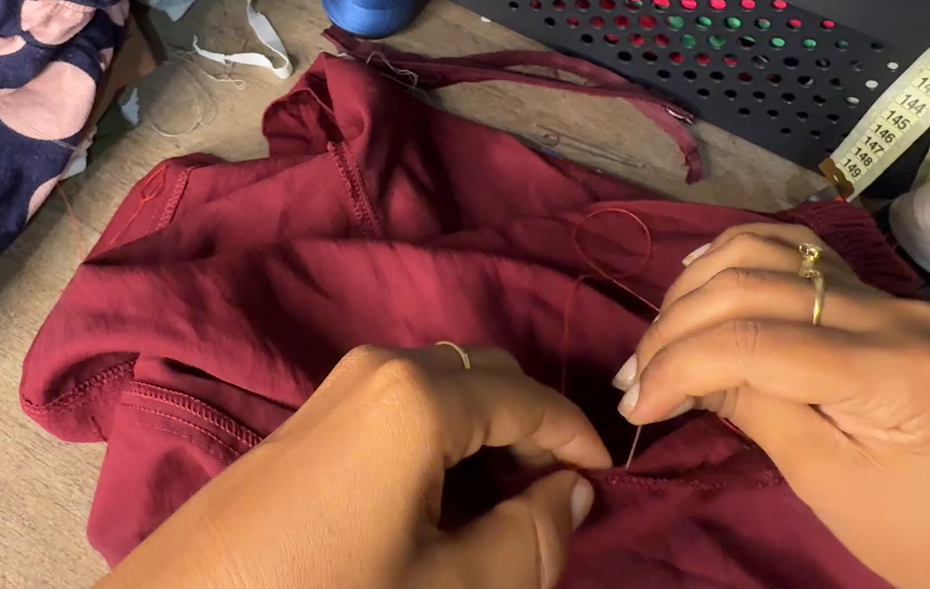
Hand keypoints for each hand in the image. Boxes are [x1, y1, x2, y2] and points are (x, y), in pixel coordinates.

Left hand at [97, 344, 611, 588]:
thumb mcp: (451, 587)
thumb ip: (529, 537)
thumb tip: (572, 491)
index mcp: (420, 394)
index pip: (526, 396)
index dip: (576, 434)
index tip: (608, 476)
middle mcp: (383, 363)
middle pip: (486, 371)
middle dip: (532, 421)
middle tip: (557, 491)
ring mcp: (344, 376)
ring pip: (446, 378)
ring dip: (488, 423)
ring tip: (505, 495)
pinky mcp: (320, 401)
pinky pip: (405, 393)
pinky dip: (445, 425)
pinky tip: (446, 484)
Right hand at [613, 222, 929, 588]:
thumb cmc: (926, 544)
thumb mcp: (825, 484)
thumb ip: (746, 406)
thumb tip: (666, 372)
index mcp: (896, 371)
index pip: (753, 341)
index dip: (677, 365)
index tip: (632, 402)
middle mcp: (897, 312)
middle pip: (750, 287)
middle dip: (676, 329)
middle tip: (634, 374)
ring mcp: (893, 296)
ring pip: (766, 251)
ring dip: (697, 285)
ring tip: (661, 331)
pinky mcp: (883, 297)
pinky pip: (797, 251)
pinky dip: (738, 254)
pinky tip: (702, 273)